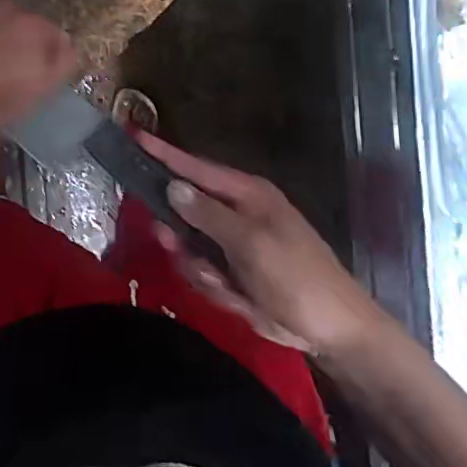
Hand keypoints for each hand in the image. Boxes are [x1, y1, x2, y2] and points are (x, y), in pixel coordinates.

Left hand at [0, 0, 76, 130]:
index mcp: (38, 28)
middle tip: (19, 57)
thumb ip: (63, 60)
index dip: (50, 49)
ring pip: (7, 4)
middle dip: (28, 34)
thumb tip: (68, 42)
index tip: (43, 64)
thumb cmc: (5, 96)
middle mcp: (16, 11)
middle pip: (30, 18)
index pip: (53, 31)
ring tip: (1, 39)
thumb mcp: (44, 86)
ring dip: (8, 17)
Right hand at [138, 132, 381, 356]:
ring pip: (189, 245)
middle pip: (185, 209)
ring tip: (222, 282)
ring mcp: (233, 244)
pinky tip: (236, 297)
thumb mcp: (251, 243)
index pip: (196, 168)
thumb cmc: (297, 276)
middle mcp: (237, 212)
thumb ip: (209, 215)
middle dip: (178, 231)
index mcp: (247, 194)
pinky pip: (202, 271)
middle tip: (171, 244)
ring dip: (199, 266)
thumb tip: (173, 186)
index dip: (164, 154)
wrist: (331, 328)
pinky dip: (213, 286)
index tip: (134, 137)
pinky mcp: (232, 272)